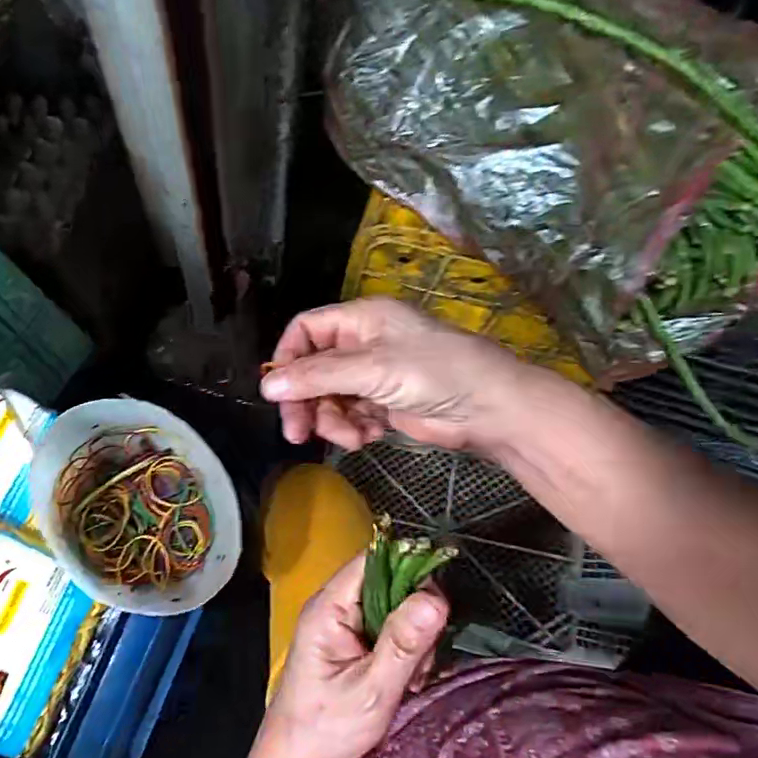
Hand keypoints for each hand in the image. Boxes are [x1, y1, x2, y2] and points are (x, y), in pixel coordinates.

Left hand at [255, 552, 447, 757]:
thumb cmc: (326, 728)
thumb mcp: (372, 689)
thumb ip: (404, 644)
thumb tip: (436, 598)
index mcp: (330, 607)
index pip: (374, 560)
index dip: (410, 568)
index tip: (438, 601)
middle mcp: (335, 606)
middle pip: (390, 581)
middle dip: (416, 613)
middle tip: (424, 656)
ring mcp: (343, 623)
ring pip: (395, 606)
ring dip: (414, 636)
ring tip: (413, 675)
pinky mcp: (352, 641)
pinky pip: (389, 627)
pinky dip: (406, 649)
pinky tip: (407, 677)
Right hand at [260, 298, 544, 453]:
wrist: (489, 408)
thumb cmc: (434, 373)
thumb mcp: (373, 368)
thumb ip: (318, 376)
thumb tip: (267, 386)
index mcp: (361, 319)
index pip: (306, 330)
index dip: (288, 359)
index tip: (277, 392)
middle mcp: (364, 344)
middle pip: (314, 370)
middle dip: (306, 402)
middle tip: (298, 434)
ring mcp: (375, 376)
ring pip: (331, 398)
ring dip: (333, 422)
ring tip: (352, 438)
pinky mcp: (386, 405)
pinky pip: (352, 416)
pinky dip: (354, 429)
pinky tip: (369, 437)